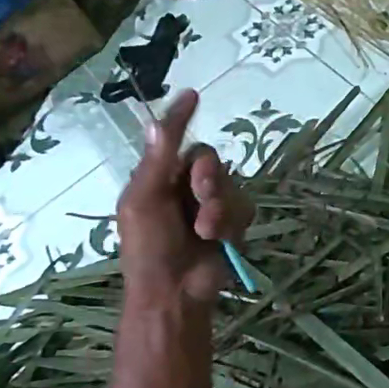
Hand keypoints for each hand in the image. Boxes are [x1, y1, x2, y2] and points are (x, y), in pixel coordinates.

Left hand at [116, 89, 253, 304]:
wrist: (176, 292)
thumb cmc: (148, 249)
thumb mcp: (144, 201)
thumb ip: (156, 162)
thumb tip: (155, 120)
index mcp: (158, 178)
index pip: (172, 139)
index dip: (181, 118)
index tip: (193, 95)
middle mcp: (185, 186)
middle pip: (209, 159)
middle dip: (208, 177)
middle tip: (200, 196)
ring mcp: (211, 205)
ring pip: (230, 183)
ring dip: (219, 206)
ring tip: (206, 230)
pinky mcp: (232, 224)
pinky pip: (245, 206)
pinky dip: (233, 222)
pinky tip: (220, 238)